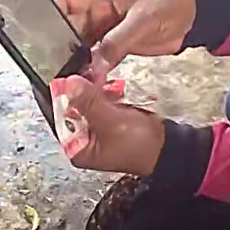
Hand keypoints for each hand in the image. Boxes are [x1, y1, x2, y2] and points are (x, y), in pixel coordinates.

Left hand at [51, 75, 165, 175]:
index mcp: (78, 150)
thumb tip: (69, 84)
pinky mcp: (109, 123)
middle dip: (85, 95)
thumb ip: (89, 102)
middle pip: (74, 110)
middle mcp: (84, 142)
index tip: (72, 80)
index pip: (61, 119)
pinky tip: (118, 92)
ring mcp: (97, 132)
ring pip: (88, 105)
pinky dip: (108, 97)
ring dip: (98, 94)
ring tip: (112, 89)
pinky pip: (101, 105)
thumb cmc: (139, 144)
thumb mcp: (111, 121)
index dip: (65, 99)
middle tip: (95, 80)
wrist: (168, 148)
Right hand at [57, 0, 195, 80]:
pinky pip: (99, 58)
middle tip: (59, 66)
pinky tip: (91, 79)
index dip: (52, 16)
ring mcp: (108, 29)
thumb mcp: (141, 21)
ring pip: (84, 47)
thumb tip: (95, 67)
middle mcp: (101, 12)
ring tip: (74, 76)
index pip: (67, 3)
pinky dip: (95, 69)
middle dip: (65, 47)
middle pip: (72, 30)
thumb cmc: (172, 2)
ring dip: (80, 61)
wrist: (197, 15)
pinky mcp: (118, 45)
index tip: (41, 35)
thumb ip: (115, 44)